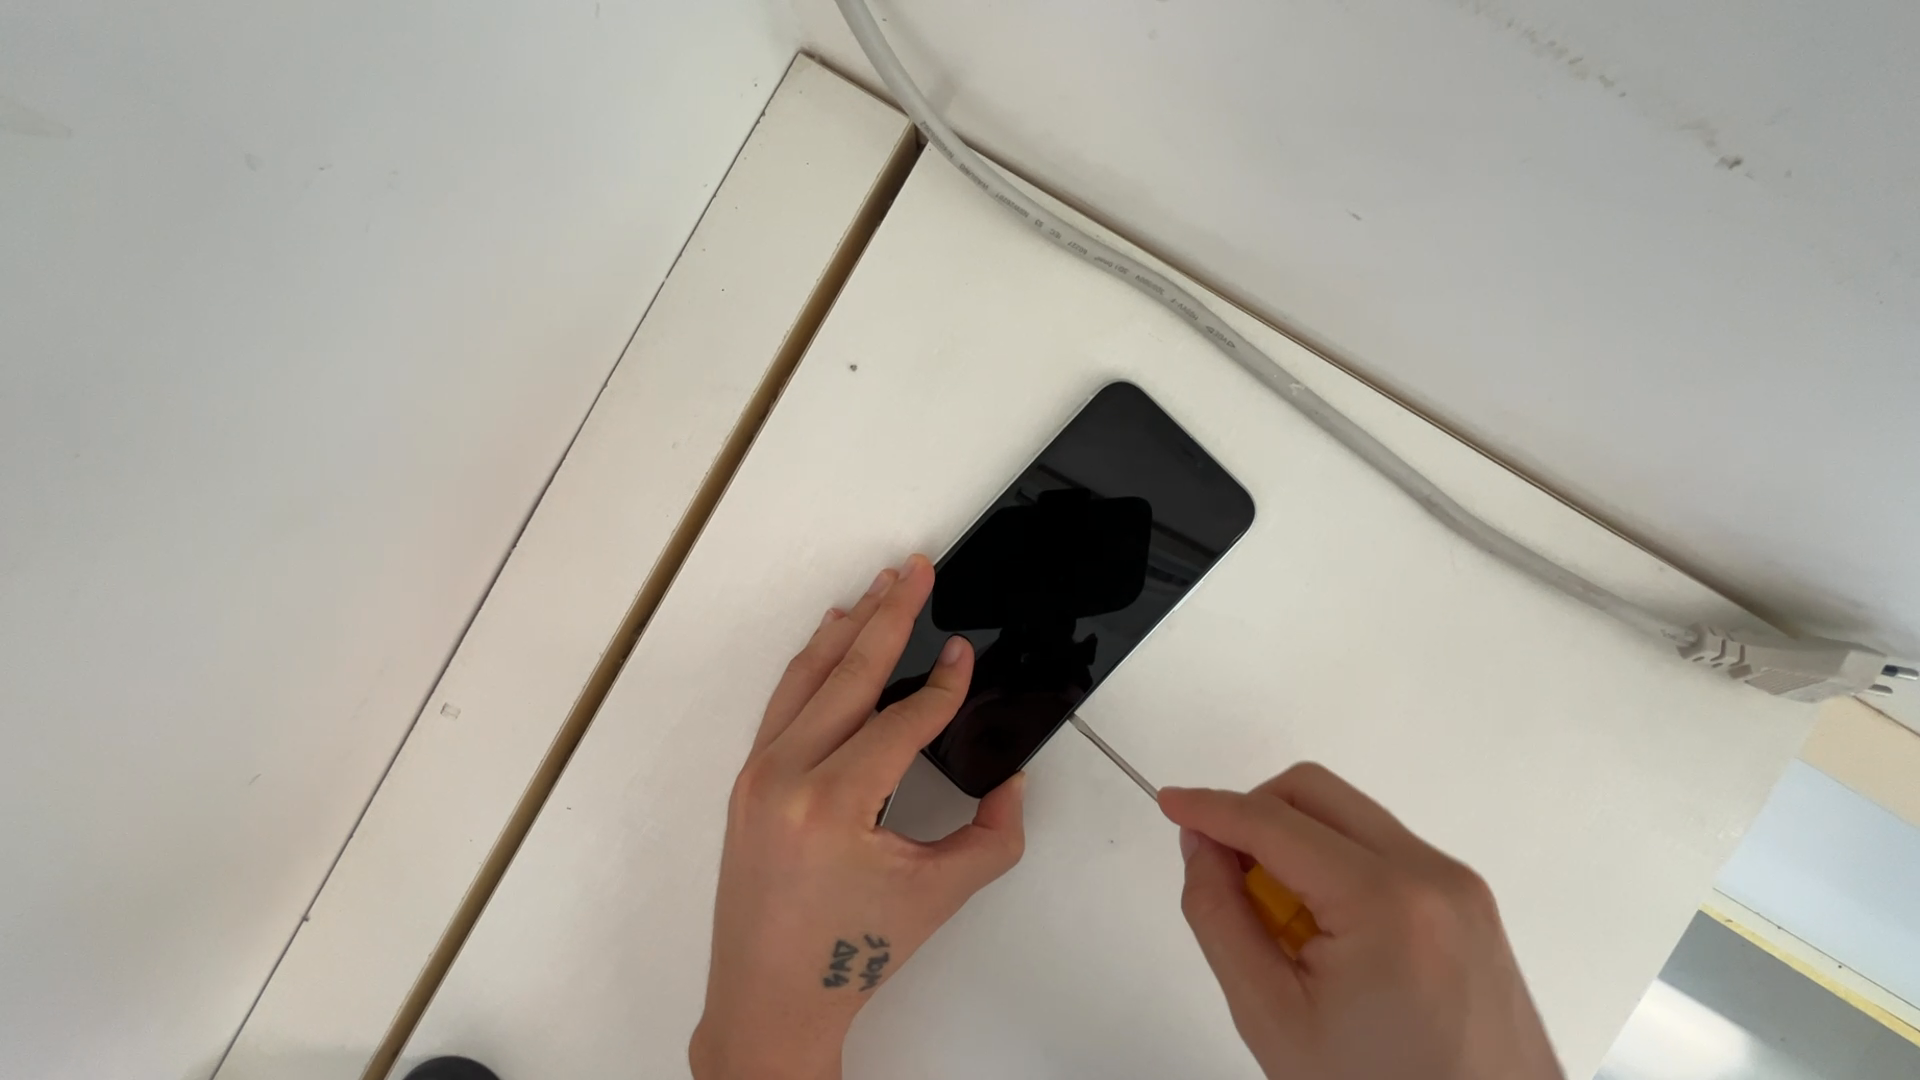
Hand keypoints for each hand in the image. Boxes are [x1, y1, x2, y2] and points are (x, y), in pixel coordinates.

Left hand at [691, 556, 1026, 1079]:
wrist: (768, 999)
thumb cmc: (851, 955)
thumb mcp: (940, 896)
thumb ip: (995, 834)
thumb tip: (1011, 778)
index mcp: (835, 803)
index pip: (904, 720)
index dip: (944, 685)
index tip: (965, 653)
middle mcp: (788, 774)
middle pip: (852, 672)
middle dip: (892, 613)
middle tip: (918, 569)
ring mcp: (761, 770)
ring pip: (812, 673)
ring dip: (851, 625)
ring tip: (882, 586)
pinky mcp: (750, 774)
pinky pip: (786, 697)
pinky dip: (814, 658)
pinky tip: (835, 631)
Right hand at [1160, 764, 1562, 1079]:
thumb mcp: (1269, 1015)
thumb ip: (1218, 914)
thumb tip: (1201, 842)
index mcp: (1386, 900)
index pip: (1274, 821)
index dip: (1211, 806)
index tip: (1168, 801)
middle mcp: (1432, 872)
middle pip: (1313, 792)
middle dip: (1254, 814)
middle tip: (1227, 873)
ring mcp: (1460, 886)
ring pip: (1345, 815)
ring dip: (1292, 841)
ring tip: (1282, 921)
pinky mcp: (1469, 904)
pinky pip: (1378, 847)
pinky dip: (1332, 862)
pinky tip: (1326, 932)